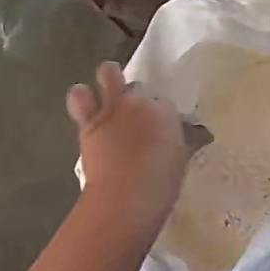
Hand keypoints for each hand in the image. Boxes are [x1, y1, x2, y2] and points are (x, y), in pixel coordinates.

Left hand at [67, 62, 189, 227]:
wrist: (124, 197)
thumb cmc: (160, 185)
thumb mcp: (180, 161)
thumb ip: (183, 143)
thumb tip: (190, 138)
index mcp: (165, 113)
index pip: (166, 104)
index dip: (163, 116)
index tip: (163, 130)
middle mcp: (138, 103)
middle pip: (138, 86)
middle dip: (138, 96)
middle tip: (138, 115)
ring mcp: (111, 109)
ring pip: (109, 72)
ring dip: (110, 80)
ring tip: (110, 94)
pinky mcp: (87, 121)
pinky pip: (79, 96)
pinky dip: (83, 99)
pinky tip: (87, 107)